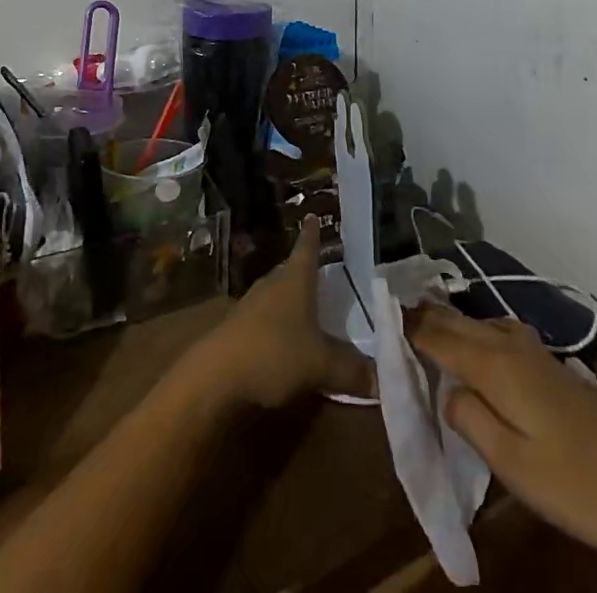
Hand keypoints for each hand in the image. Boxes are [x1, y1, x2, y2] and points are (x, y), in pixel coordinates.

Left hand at [188, 217, 372, 408]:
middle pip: (288, 271)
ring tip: (302, 302)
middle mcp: (270, 287)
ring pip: (273, 295)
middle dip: (302, 270)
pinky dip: (274, 323)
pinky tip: (281, 339)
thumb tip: (384, 380)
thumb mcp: (321, 365)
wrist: (212, 380)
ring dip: (287, 297)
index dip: (312, 235)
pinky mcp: (233, 332)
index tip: (312, 216)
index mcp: (294, 283)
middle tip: (318, 267)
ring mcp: (248, 308)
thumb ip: (353, 371)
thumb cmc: (273, 355)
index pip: (306, 250)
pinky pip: (261, 319)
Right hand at [408, 303, 596, 559]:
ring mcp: (534, 352)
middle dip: (423, 314)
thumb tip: (446, 388)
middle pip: (457, 321)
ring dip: (448, 322)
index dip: (407, 324)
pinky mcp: (548, 366)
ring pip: (478, 324)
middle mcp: (512, 345)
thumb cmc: (572, 481)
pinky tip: (469, 348)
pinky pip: (496, 334)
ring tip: (419, 323)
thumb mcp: (509, 461)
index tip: (377, 316)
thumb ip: (468, 417)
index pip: (438, 333)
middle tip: (389, 312)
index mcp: (496, 364)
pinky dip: (472, 333)